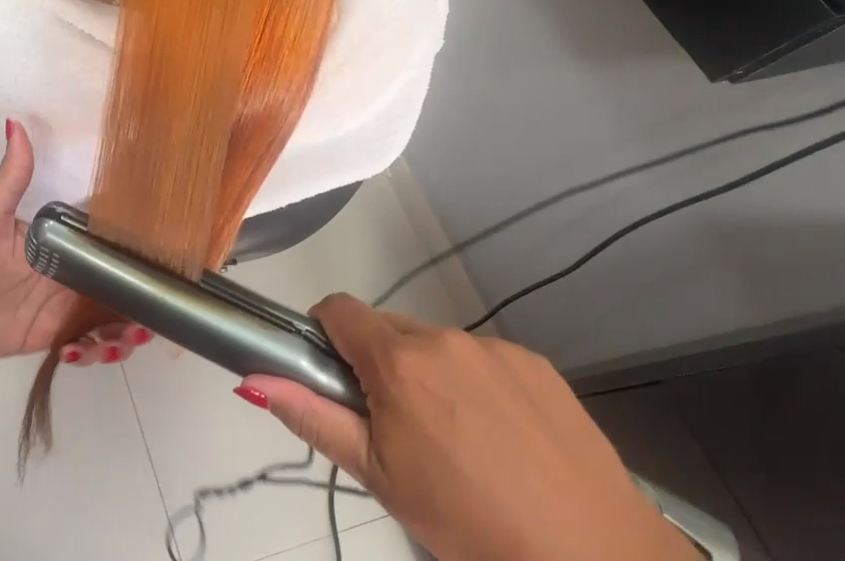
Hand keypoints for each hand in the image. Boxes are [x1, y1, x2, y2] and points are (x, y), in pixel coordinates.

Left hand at [0, 121, 150, 364]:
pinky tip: (86, 353)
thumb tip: (17, 122)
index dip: (135, 254)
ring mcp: (58, 306)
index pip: (104, 242)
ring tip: (118, 343)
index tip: (164, 264)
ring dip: (122, 332)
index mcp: (55, 239)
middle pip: (116, 284)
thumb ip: (11, 176)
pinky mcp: (48, 336)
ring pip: (107, 317)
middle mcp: (64, 270)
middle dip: (139, 301)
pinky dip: (97, 351)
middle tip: (149, 319)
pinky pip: (85, 344)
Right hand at [240, 295, 699, 560]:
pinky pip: (483, 359)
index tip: (332, 376)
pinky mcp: (538, 364)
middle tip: (395, 426)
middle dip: (377, 363)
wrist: (592, 554)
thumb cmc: (468, 520)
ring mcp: (496, 348)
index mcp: (399, 362)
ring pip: (436, 345)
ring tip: (455, 441)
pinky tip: (497, 438)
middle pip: (387, 328)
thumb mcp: (378, 476)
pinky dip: (475, 384)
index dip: (324, 334)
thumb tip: (252, 379)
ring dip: (428, 375)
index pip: (338, 308)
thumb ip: (312, 418)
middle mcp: (444, 338)